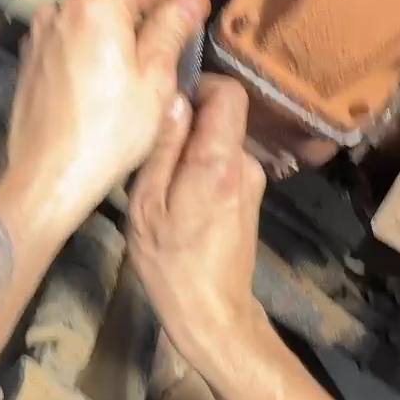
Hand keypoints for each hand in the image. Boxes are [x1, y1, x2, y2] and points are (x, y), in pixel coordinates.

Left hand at [0, 0, 208, 234]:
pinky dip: (89, 54)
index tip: (193, 21)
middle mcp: (60, 8)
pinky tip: (102, 88)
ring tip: (135, 75)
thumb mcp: (156, 79)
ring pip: (89, 23)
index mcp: (96, 3)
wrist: (49, 177)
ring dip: (114, 38)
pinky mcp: (29, 62)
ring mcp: (39, 36)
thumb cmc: (109, 132)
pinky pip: (69, 45)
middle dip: (143, 19)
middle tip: (169, 54)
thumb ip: (172, 30)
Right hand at [128, 74, 267, 365]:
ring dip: (190, 152)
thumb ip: (162, 149)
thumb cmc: (171, 263)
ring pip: (219, 143)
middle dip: (187, 125)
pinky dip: (199, 171)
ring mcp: (252, 182)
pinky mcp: (249, 198)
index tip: (168, 105)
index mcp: (219, 160)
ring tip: (159, 185)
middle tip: (150, 154)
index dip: (199, 86)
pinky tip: (177, 203)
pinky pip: (223, 166)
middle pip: (222, 117)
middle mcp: (245, 163)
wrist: (211, 313)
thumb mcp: (147, 205)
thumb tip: (174, 99)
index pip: (229, 92)